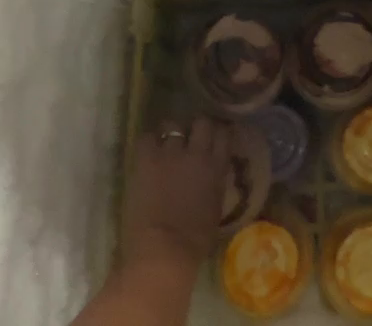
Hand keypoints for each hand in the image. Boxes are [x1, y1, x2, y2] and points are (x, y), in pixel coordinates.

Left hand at [122, 117, 232, 273]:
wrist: (164, 250)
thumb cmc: (194, 241)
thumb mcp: (214, 209)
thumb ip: (214, 186)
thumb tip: (211, 177)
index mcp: (217, 168)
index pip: (224, 135)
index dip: (218, 132)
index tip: (214, 136)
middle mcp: (197, 153)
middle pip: (201, 122)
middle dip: (196, 127)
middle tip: (190, 137)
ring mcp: (171, 153)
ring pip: (173, 125)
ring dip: (171, 133)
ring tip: (165, 142)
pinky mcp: (147, 160)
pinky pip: (147, 137)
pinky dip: (148, 141)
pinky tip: (148, 151)